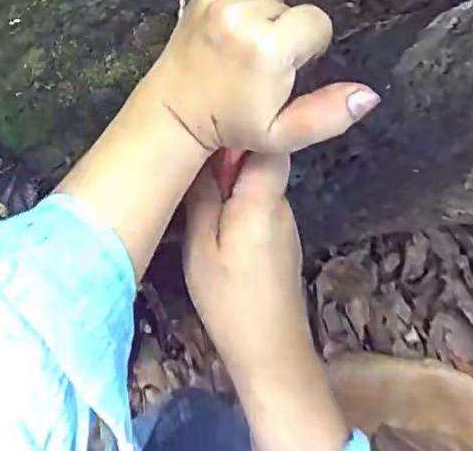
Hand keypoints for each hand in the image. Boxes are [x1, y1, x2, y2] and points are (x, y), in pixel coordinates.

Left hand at [141, 0, 377, 155]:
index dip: (310, 46)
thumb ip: (329, 115)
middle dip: (287, 30)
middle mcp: (244, 14)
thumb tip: (369, 94)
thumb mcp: (284, 134)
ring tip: (249, 37)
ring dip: (266, 8)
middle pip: (291, 6)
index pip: (317, 23)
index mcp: (268, 48)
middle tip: (264, 59)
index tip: (289, 66)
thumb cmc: (231, 124)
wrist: (176, 109)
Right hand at [183, 152, 350, 450]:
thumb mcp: (201, 245)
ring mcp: (283, 220)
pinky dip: (236, 196)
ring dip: (230, 174)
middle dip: (227, 148)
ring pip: (256, 179)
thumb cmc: (231, 299)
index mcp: (263, 198)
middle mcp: (280, 202)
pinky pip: (257, 199)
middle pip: (259, 157)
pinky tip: (213, 208)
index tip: (209, 116)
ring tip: (194, 174)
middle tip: (190, 145)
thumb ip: (203, 195)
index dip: (242, 124)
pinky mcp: (279, 237)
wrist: (271, 356)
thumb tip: (199, 153)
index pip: (267, 141)